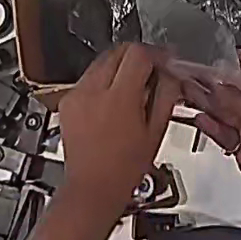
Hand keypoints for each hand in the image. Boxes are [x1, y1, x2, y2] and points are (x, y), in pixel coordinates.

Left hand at [54, 44, 179, 222]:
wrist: (92, 189)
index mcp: (119, 99)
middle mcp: (93, 92)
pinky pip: (89, 77)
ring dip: (122, 65)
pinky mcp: (68, 101)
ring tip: (135, 84)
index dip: (156, 54)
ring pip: (103, 60)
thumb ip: (166, 95)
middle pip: (119, 51)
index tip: (166, 60)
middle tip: (153, 69)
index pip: (138, 54)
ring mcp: (77, 95)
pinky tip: (115, 96)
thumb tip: (171, 74)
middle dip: (140, 55)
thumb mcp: (156, 131)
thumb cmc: (123, 169)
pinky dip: (105, 78)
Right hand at [194, 53, 240, 215]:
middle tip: (192, 75)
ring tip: (188, 93)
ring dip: (207, 102)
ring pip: (223, 110)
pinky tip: (199, 119)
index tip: (217, 55)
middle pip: (233, 89)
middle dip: (214, 82)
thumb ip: (239, 101)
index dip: (238, 59)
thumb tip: (218, 87)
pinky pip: (221, 131)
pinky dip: (209, 125)